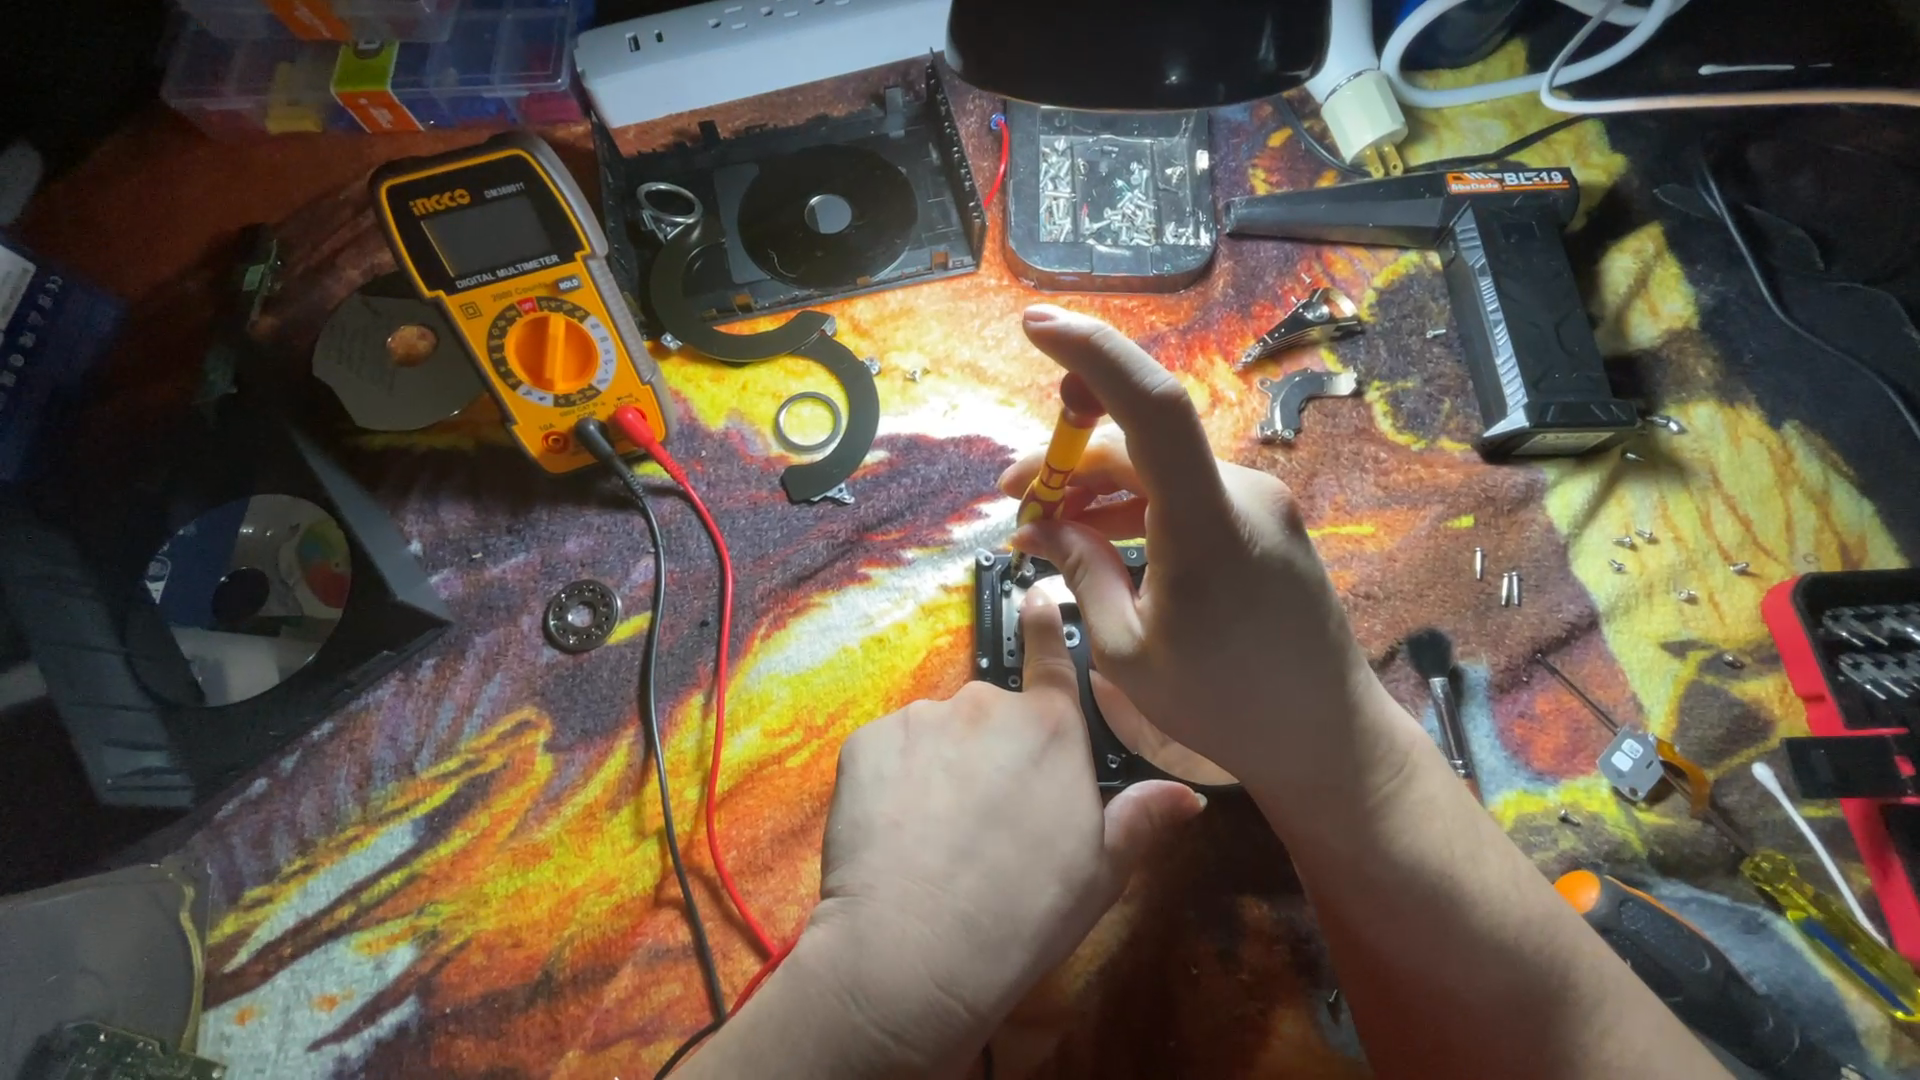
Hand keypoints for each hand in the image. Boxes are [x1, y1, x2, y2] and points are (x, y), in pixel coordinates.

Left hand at [798, 590, 1202, 1073]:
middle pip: (990, 712)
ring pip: (937, 732)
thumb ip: (1141, 820)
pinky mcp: (870, 738)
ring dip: (939, 766)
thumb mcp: (1099, 874)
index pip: (1051, 656)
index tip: (1035, 595)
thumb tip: (1189, 794)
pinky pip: (890, 750)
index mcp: (1050, 730)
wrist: (914, 949)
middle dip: (988, 750)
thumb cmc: (1023, 914)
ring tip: (934, 833)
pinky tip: (896, 830)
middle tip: (981, 817)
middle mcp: (987, 705)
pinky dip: (893, 779)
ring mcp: (924, 717)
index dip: (1045, 624)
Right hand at [998, 305, 1415, 813]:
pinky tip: (1098, 536)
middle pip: (1137, 442)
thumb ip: (1082, 572)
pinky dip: (1135, 506)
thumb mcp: (1128, 649)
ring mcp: (1255, 505)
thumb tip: (1039, 529)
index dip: (1092, 353)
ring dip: (1097, 487)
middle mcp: (1238, 493)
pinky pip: (1183, 495)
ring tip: (1044, 524)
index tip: (1034, 328)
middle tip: (1013, 497)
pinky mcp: (1260, 523)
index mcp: (1207, 522)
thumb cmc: (1224, 705)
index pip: (1151, 406)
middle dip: (1065, 460)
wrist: (1326, 738)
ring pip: (1157, 469)